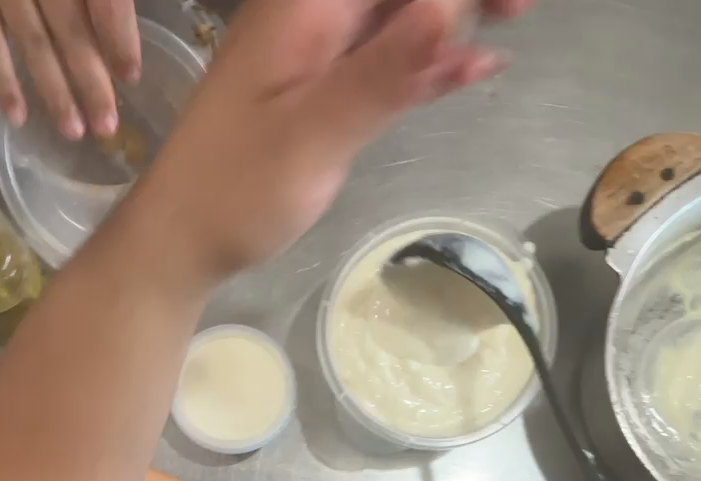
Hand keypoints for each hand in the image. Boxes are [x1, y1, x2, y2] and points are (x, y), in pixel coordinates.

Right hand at [0, 0, 140, 138]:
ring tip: (73, 132)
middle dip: (90, 79)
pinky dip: (0, 75)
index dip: (119, 33)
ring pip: (29, 34)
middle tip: (109, 127)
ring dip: (52, 88)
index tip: (131, 75)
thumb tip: (118, 18)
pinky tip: (17, 114)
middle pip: (68, 21)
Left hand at [120, 0, 528, 281]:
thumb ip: (382, 75)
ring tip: (511, 20)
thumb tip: (449, 9)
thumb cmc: (235, 192)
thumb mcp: (312, 136)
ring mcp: (312, 51)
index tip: (512, 4)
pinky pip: (379, 55)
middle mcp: (310, 14)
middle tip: (521, 10)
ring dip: (446, 13)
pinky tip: (464, 68)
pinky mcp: (315, 88)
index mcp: (304, 7)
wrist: (180, 237)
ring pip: (393, 12)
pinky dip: (422, 58)